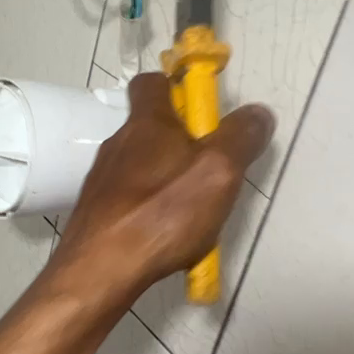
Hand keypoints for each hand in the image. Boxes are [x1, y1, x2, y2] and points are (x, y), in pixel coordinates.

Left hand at [49, 74, 273, 302]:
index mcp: (147, 123)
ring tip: (193, 213)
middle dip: (182, 143)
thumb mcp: (218, 172)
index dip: (179, 86)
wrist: (99, 270)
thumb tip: (257, 113)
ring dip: (168, 180)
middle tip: (212, 172)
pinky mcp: (96, 213)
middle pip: (151, 129)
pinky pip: (131, 201)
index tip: (205, 110)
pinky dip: (150, 210)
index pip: (153, 82)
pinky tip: (166, 237)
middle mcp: (118, 144)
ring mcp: (102, 180)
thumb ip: (240, 139)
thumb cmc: (160, 214)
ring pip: (142, 167)